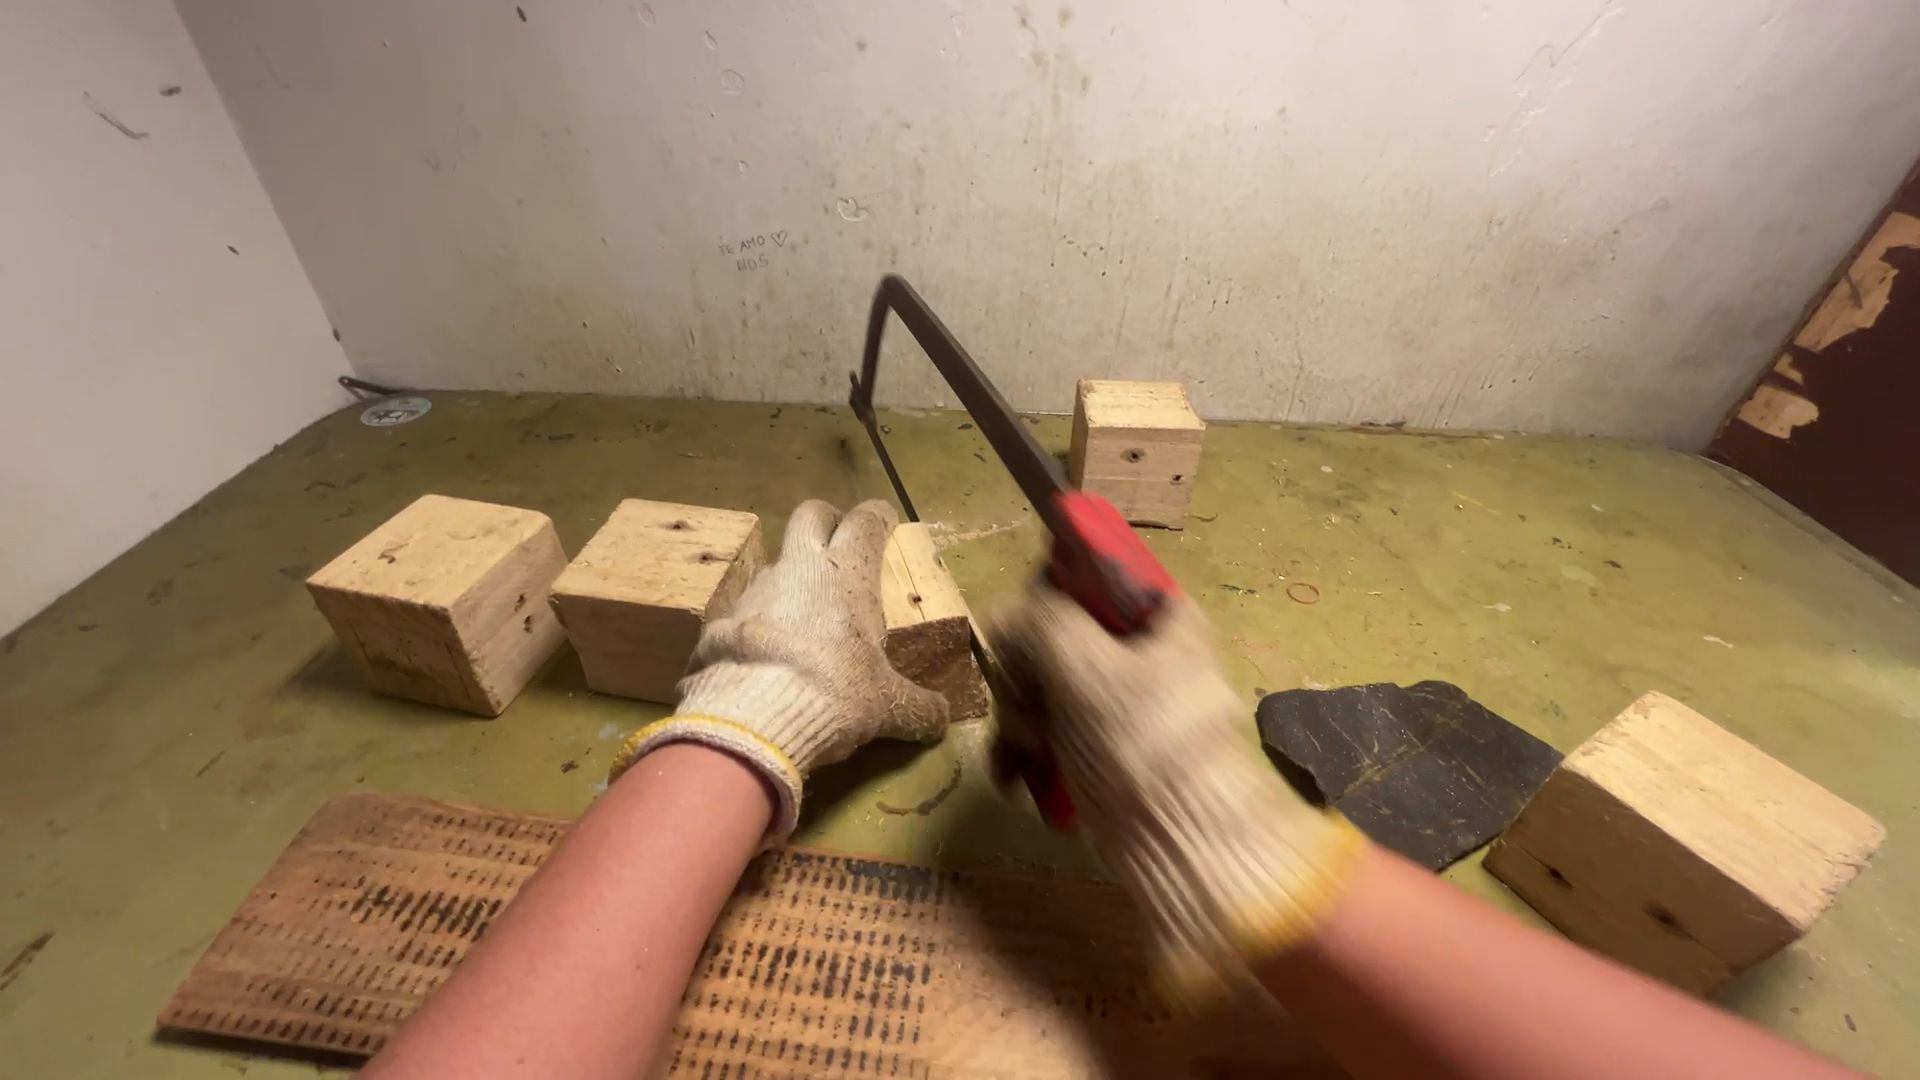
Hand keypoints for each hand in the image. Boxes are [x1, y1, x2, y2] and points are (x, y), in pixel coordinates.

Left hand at [610, 499, 949, 841]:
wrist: (751, 717)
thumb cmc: (837, 694)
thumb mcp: (888, 706)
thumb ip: (917, 707)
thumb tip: (942, 720)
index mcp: (848, 575)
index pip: (866, 522)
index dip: (878, 517)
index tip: (885, 522)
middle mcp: (801, 569)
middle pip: (811, 515)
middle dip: (827, 521)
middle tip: (839, 545)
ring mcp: (757, 590)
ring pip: (778, 563)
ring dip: (794, 581)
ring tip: (806, 620)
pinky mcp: (722, 620)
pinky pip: (749, 609)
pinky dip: (764, 623)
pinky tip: (771, 657)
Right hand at [988, 584, 1369, 1005]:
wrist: (1188, 852)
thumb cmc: (1145, 745)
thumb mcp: (1086, 666)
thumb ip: (1038, 622)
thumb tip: (1005, 616)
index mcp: (1160, 616)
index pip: (1087, 576)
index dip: (1047, 599)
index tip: (1025, 635)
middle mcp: (1145, 651)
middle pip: (1056, 636)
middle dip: (1026, 678)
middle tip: (1025, 710)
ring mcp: (1125, 704)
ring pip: (1047, 685)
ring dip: (1021, 720)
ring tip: (1021, 757)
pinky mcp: (1108, 749)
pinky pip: (1056, 730)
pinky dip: (1031, 751)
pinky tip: (1015, 778)